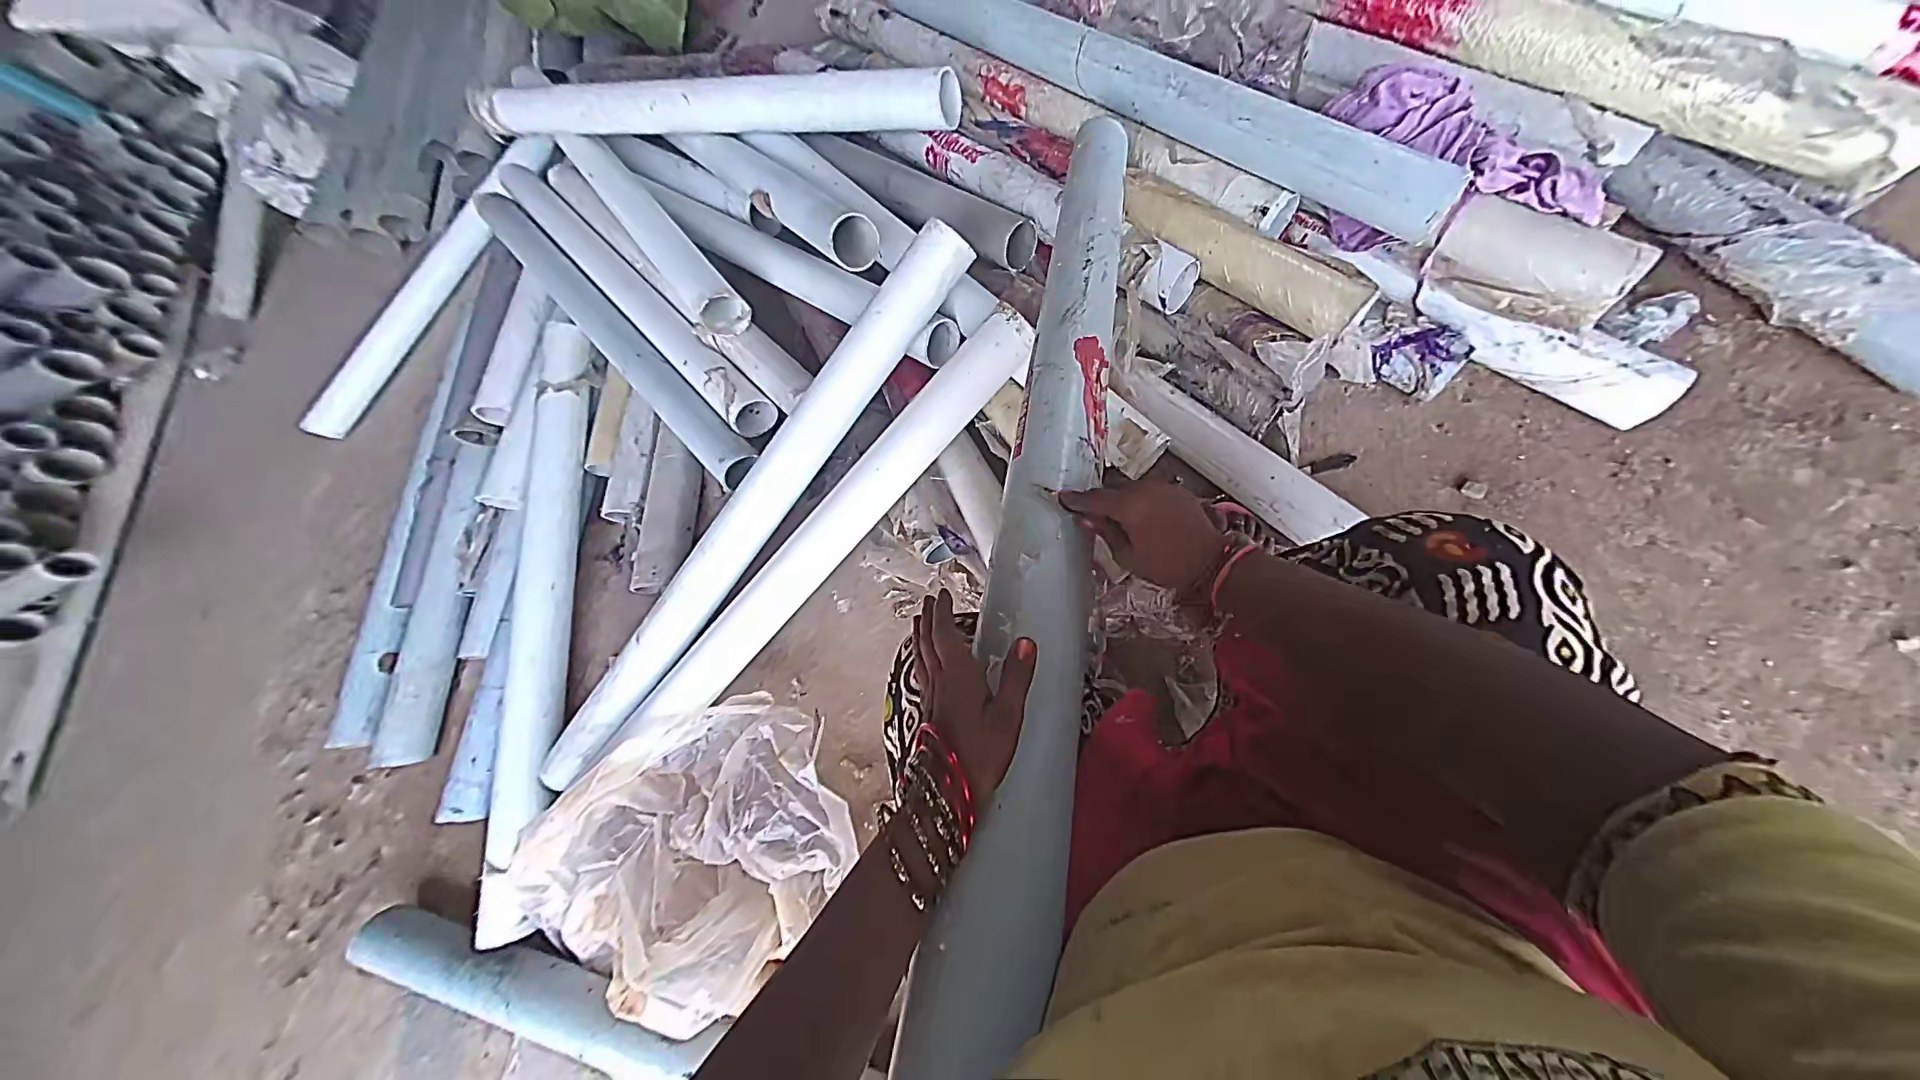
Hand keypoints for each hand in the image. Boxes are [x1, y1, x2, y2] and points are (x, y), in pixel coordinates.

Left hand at [911, 589, 1035, 800]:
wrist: (946, 791)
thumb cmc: (980, 754)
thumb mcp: (1008, 715)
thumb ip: (1017, 677)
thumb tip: (1025, 643)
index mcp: (958, 676)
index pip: (945, 634)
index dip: (942, 613)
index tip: (942, 595)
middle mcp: (939, 681)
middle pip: (927, 642)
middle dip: (928, 619)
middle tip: (929, 602)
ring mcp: (930, 697)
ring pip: (920, 657)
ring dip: (920, 636)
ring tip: (919, 623)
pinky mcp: (927, 711)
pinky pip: (921, 673)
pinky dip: (920, 657)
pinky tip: (923, 664)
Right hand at [1058, 480, 1226, 593]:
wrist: (1212, 562)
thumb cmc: (1167, 566)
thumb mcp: (1129, 557)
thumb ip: (1107, 533)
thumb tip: (1087, 519)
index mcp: (1129, 507)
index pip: (1094, 499)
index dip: (1077, 500)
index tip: (1063, 498)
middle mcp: (1144, 490)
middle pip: (1113, 488)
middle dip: (1099, 498)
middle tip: (1088, 510)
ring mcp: (1163, 488)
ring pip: (1132, 487)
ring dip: (1120, 498)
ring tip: (1115, 514)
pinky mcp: (1177, 491)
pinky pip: (1150, 490)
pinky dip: (1139, 498)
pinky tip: (1139, 513)